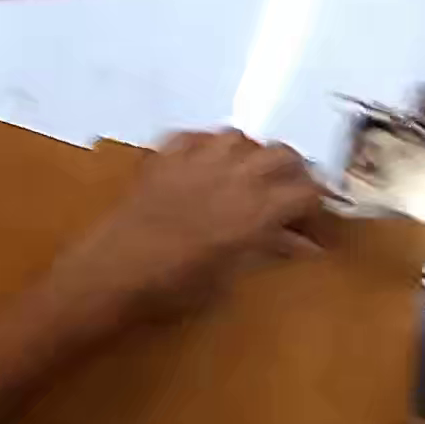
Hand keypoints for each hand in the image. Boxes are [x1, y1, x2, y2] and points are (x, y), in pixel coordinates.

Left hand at [44, 129, 321, 323]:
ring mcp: (192, 161)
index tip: (310, 226)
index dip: (315, 209)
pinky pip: (193, 136)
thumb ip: (265, 250)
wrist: (109, 272)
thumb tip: (301, 243)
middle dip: (291, 175)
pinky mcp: (160, 159)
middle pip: (282, 154)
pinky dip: (205, 146)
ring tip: (243, 179)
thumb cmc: (170, 288)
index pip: (308, 191)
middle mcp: (230, 176)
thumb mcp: (227, 275)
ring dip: (249, 155)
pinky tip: (203, 166)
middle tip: (284, 199)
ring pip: (238, 138)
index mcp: (255, 210)